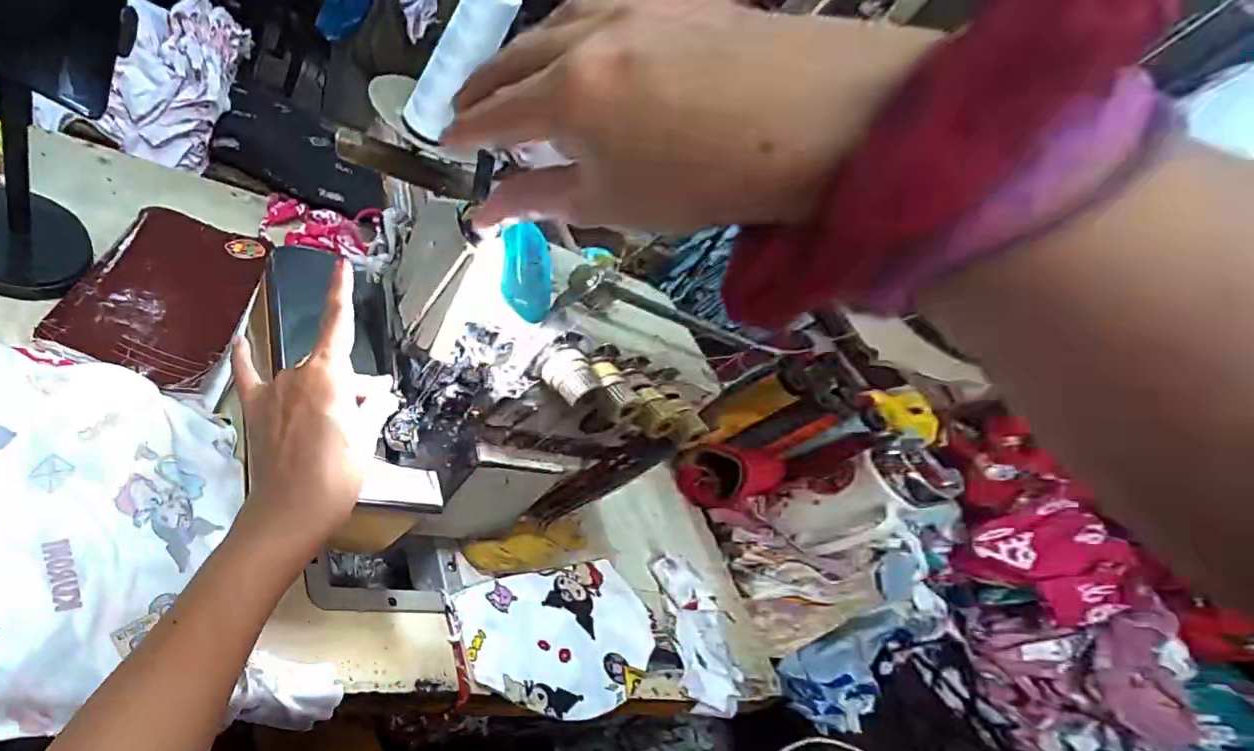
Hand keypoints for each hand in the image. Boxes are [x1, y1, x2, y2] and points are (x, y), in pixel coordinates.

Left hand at [229, 259, 397, 557]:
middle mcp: (295, 375)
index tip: (341, 265)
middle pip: (325, 365)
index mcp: (328, 376)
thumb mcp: (364, 443)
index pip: (337, 324)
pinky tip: (241, 342)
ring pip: (299, 377)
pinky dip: (245, 358)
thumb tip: (374, 395)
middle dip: (345, 383)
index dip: (341, 292)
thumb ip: (369, 409)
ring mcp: (271, 392)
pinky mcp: (254, 410)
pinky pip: (248, 375)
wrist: (290, 513)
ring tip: (328, 423)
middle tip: (363, 413)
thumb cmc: (335, 480)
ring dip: (315, 390)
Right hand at [442, 0, 939, 231]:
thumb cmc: (696, 180)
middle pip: (516, 58)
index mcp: (567, 94)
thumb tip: (484, 212)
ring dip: (523, 51)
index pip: (494, 114)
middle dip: (481, 86)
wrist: (823, 122)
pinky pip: (605, 2)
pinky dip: (572, 24)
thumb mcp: (604, 201)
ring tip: (510, 74)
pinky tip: (576, 38)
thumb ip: (536, 197)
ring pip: (557, 21)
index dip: (463, 132)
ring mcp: (641, 6)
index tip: (442, 142)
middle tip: (460, 106)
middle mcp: (593, 36)